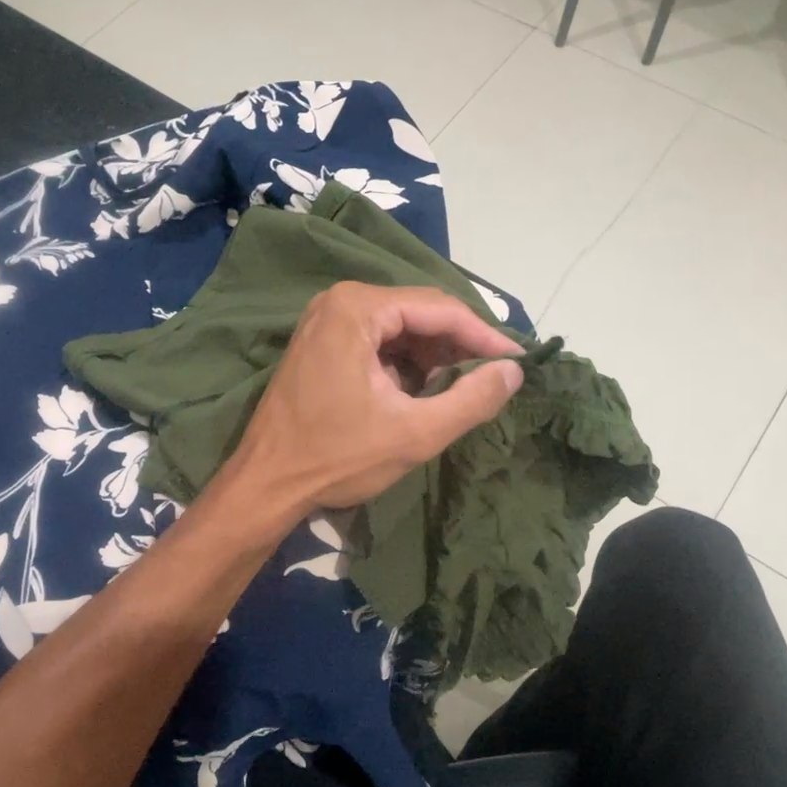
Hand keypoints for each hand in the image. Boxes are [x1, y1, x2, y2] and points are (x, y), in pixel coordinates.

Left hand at [221, 283, 523, 525]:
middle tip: (497, 375)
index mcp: (358, 308)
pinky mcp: (323, 343)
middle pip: (421, 313)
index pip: (440, 309)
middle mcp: (341, 301)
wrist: (266, 484)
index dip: (485, 335)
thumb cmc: (336, 458)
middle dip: (460, 345)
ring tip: (468, 386)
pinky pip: (380, 341)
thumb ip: (471, 400)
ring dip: (436, 355)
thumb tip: (514, 372)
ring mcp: (328, 320)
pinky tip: (428, 390)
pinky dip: (409, 363)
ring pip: (402, 328)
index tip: (519, 361)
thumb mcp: (414, 433)